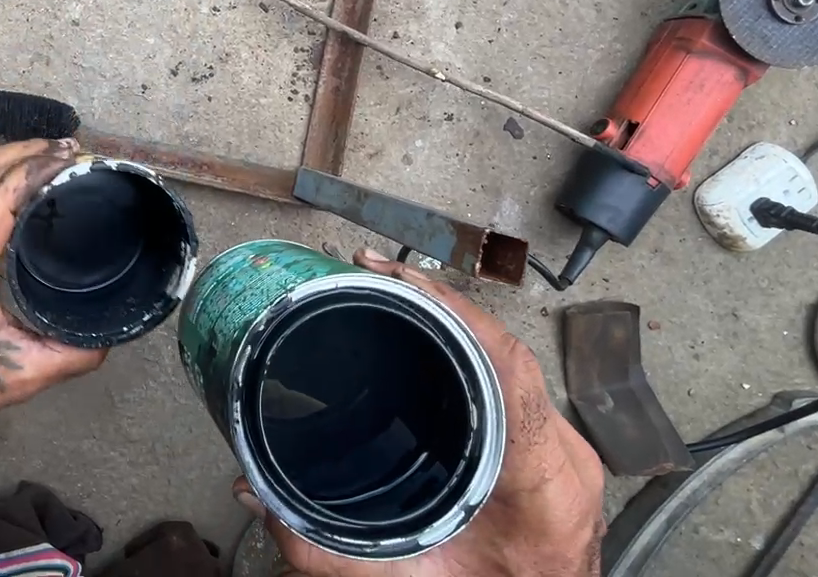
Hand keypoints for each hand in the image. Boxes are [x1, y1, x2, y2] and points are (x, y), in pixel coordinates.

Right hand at [236, 249, 605, 576]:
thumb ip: (324, 551)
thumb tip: (253, 491)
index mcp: (542, 486)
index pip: (509, 369)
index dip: (454, 310)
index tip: (392, 277)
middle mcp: (564, 455)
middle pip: (503, 349)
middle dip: (434, 297)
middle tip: (367, 270)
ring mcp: (563, 445)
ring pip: (506, 356)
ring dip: (447, 314)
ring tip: (385, 286)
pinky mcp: (552, 442)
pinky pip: (508, 373)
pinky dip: (463, 340)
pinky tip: (422, 328)